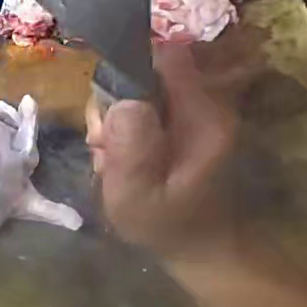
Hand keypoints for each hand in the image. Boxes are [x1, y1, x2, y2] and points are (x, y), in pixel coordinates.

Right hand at [87, 44, 236, 263]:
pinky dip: (121, 131)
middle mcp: (203, 106)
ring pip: (136, 92)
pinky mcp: (180, 125)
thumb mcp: (136, 193)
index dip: (126, 73)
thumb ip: (130, 146)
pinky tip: (117, 159)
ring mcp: (192, 115)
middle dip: (112, 104)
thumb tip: (122, 100)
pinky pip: (140, 110)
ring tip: (108, 158)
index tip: (108, 113)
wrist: (200, 249)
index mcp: (202, 116)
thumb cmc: (167, 225)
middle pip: (144, 74)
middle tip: (103, 146)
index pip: (165, 58)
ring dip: (111, 121)